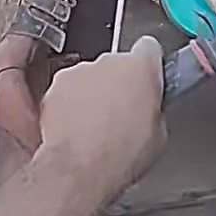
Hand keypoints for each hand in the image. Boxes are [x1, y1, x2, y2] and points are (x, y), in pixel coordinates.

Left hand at [37, 35, 165, 193]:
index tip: (148, 75)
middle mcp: (109, 62)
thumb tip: (150, 107)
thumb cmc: (120, 154)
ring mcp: (80, 71)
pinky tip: (77, 126)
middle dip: (119, 82)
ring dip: (94, 92)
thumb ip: (154, 107)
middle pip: (117, 64)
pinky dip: (72, 102)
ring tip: (97, 124)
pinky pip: (69, 89)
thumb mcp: (159, 134)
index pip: (149, 48)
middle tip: (122, 112)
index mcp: (141, 68)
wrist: (79, 168)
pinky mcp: (57, 85)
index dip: (149, 62)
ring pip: (91, 76)